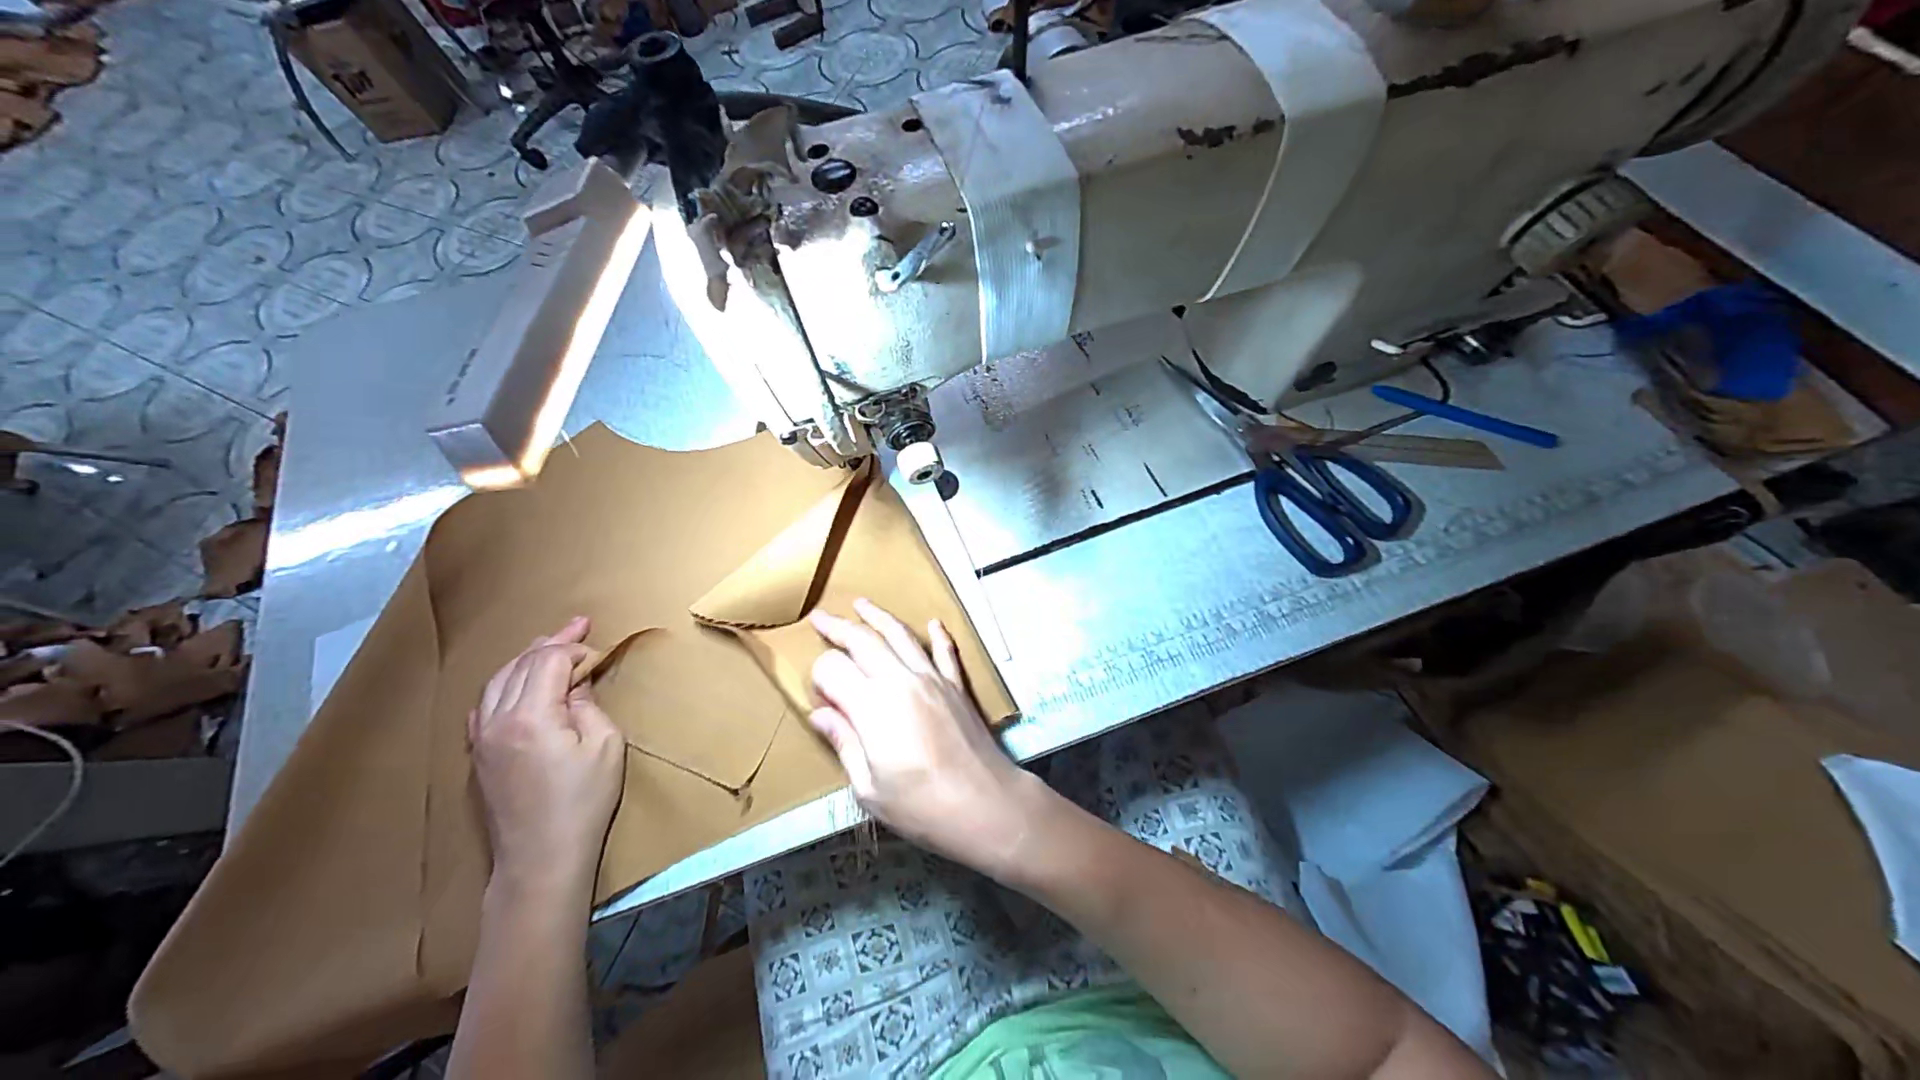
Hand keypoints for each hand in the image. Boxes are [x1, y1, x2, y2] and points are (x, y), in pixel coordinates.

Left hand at [469, 616, 625, 891]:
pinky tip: (516, 684)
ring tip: (550, 645)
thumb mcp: (604, 746)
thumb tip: (576, 683)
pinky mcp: (477, 755)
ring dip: (526, 659)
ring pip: (498, 680)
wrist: (541, 857)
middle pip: (520, 664)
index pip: (549, 661)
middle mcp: (497, 720)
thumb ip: (588, 705)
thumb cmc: (583, 801)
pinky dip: (504, 684)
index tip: (599, 655)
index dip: (575, 649)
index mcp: (530, 716)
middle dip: (551, 643)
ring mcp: (481, 737)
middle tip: (578, 625)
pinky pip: (484, 705)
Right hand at [808, 599, 1053, 877]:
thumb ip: (844, 744)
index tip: (817, 692)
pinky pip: (944, 652)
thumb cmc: (921, 806)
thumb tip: (820, 714)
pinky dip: (937, 634)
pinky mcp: (957, 686)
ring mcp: (933, 679)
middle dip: (838, 627)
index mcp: (872, 707)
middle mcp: (901, 681)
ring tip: (861, 603)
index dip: (819, 676)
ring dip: (878, 617)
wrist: (985, 805)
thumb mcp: (869, 788)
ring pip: (901, 635)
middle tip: (819, 617)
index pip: (833, 670)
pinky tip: (932, 623)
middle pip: (864, 641)